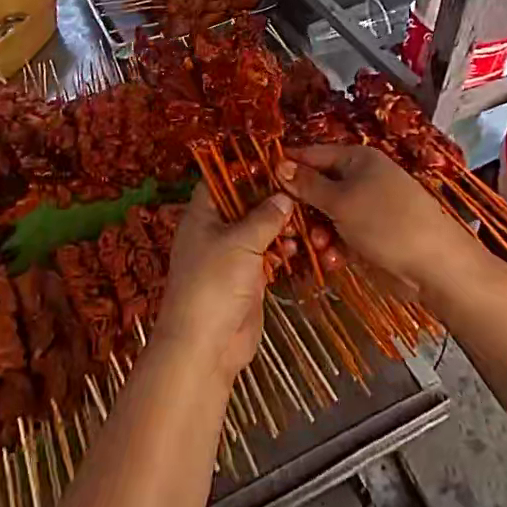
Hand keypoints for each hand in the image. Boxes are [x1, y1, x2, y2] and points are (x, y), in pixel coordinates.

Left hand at [155, 184, 292, 379]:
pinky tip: (298, 246)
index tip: (272, 159)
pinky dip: (281, 248)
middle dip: (269, 196)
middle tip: (299, 186)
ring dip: (280, 224)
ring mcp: (231, 256)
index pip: (219, 180)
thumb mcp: (240, 242)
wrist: (205, 347)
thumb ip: (265, 216)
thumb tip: (284, 196)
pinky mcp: (247, 278)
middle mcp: (215, 231)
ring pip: (258, 229)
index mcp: (202, 216)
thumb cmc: (214, 284)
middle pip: (243, 203)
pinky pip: (266, 254)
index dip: (242, 168)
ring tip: (304, 216)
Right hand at [276, 145, 484, 298]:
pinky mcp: (370, 235)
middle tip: (286, 226)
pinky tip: (333, 260)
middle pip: (318, 187)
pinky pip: (341, 235)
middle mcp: (361, 178)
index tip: (261, 180)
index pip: (313, 155)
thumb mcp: (341, 200)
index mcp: (356, 159)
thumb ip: (308, 185)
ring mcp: (366, 207)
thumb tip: (280, 163)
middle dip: (303, 207)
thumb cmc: (385, 220)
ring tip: (318, 246)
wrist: (432, 262)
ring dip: (318, 231)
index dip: (288, 166)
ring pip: (327, 215)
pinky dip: (334, 246)